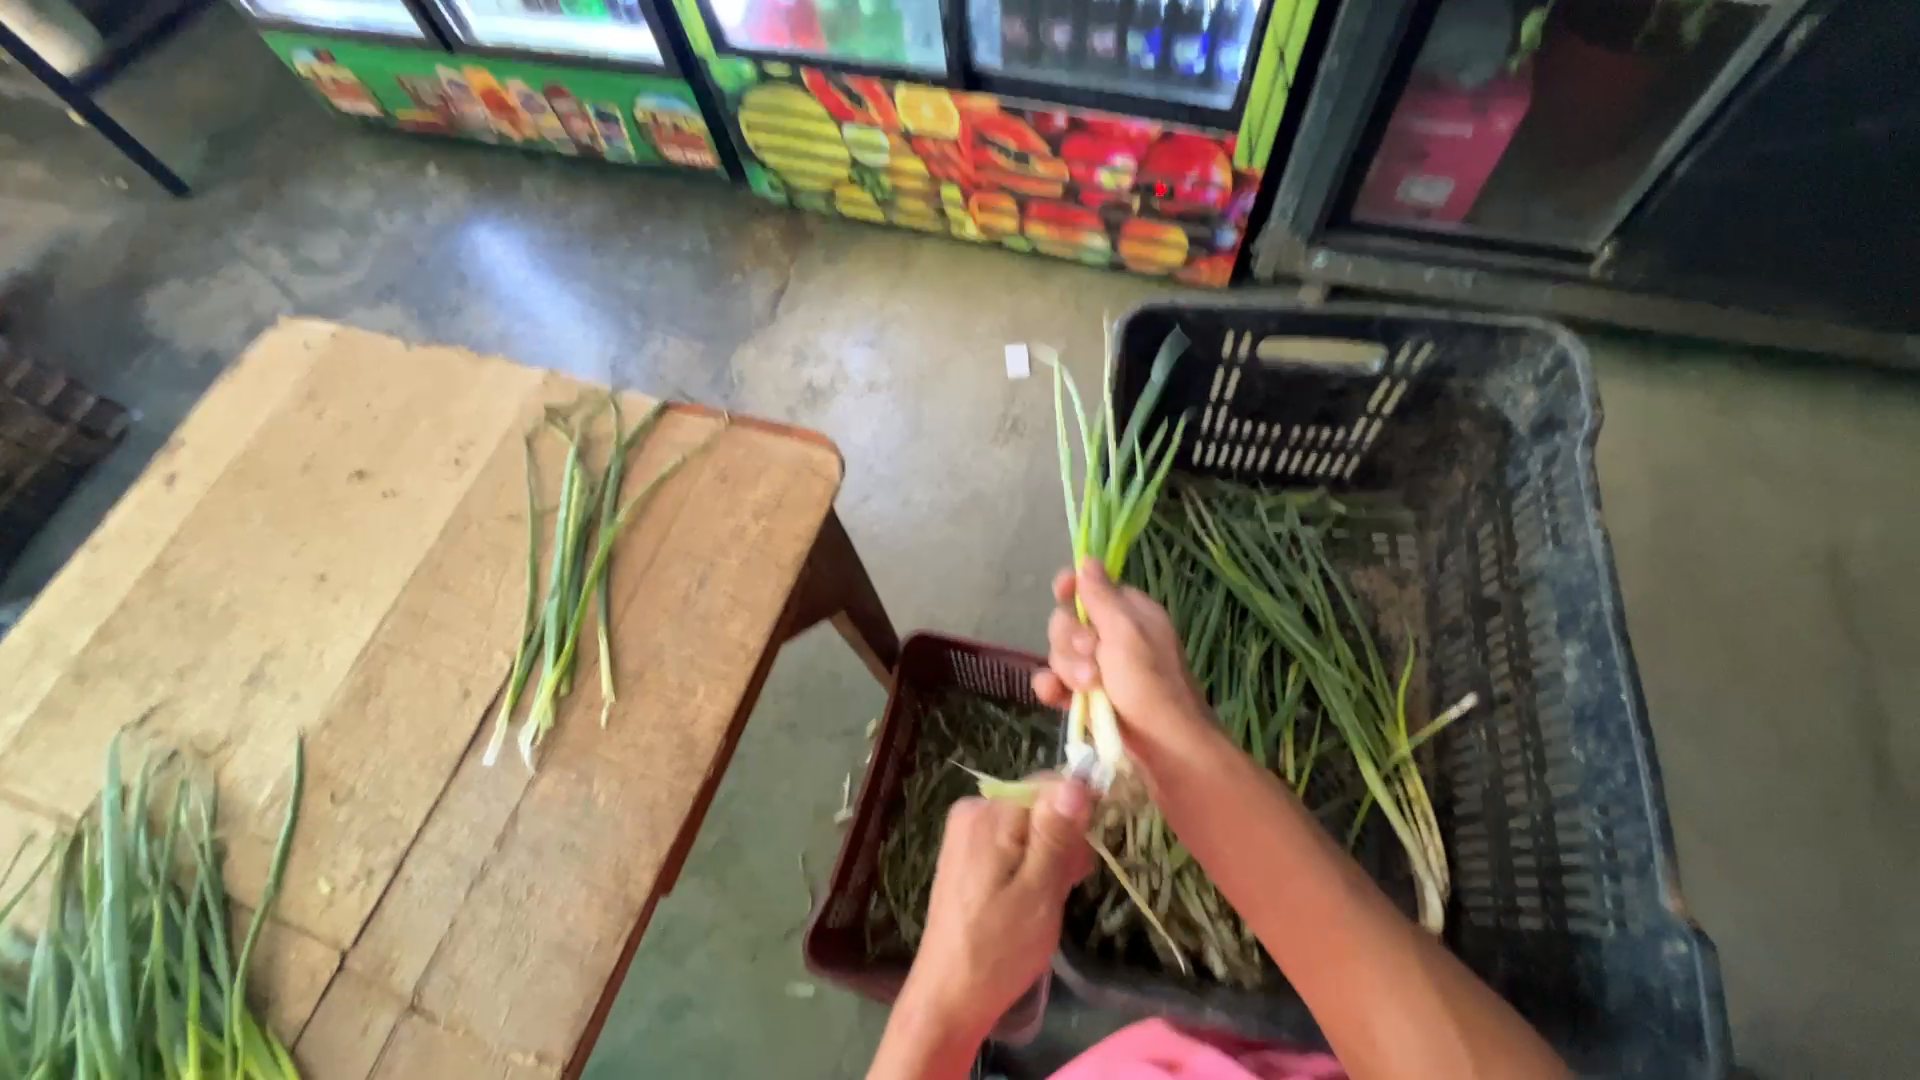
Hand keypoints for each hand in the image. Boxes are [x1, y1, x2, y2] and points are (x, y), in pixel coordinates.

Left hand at [896, 777, 1094, 1042]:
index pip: (1050, 785)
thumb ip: (1057, 834)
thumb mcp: (1038, 892)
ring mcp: (967, 830)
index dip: (1079, 813)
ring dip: (1050, 855)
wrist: (949, 995)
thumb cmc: (998, 949)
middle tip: (1064, 886)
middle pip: (1039, 803)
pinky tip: (1031, 896)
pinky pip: (1013, 839)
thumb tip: (1078, 780)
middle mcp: (974, 810)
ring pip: (1030, 824)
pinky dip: (1030, 862)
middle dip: (1063, 839)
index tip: (1085, 856)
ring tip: (1047, 898)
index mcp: (989, 814)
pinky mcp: (967, 851)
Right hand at [1032, 560, 1217, 764]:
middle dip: (1070, 640)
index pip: (1092, 587)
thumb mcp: (1126, 634)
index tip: (1062, 593)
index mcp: (1131, 614)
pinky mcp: (1090, 698)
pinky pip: (1058, 683)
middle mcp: (1116, 636)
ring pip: (1060, 653)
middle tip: (1091, 659)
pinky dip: (1054, 688)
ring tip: (1087, 689)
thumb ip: (1101, 597)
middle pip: (1068, 621)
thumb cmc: (1151, 686)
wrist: (1166, 752)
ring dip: (1066, 669)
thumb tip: (1087, 559)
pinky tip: (1055, 698)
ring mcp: (1102, 669)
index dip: (1072, 589)